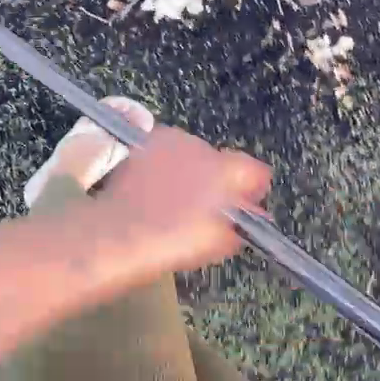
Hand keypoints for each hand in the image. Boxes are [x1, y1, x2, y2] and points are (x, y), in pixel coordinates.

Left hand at [95, 126, 270, 270]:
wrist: (122, 231)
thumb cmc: (175, 241)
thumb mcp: (220, 241)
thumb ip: (244, 223)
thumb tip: (255, 214)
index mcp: (229, 171)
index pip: (256, 171)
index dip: (251, 190)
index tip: (241, 207)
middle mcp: (203, 146)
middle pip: (222, 160)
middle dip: (217, 179)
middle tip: (203, 206)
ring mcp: (172, 139)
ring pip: (192, 152)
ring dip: (190, 168)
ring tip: (173, 196)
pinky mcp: (147, 140)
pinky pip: (165, 149)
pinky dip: (164, 162)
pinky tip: (153, 184)